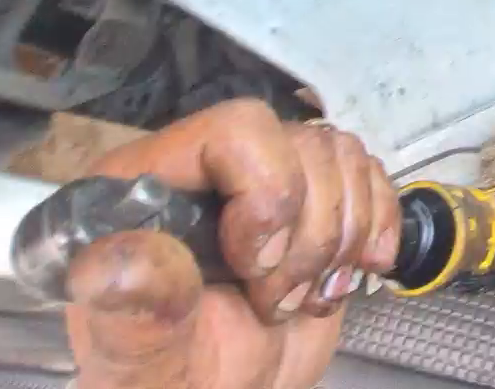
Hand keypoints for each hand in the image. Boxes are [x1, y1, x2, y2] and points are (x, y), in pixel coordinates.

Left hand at [63, 101, 400, 388]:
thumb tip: (116, 259)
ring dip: (345, 234)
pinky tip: (358, 269)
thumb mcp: (142, 371)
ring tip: (314, 294)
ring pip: (345, 156)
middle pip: (303, 143)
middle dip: (311, 231)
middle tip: (284, 302)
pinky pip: (374, 175)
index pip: (234, 130)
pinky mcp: (326, 195)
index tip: (258, 265)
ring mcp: (278, 177)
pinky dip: (379, 223)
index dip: (268, 187)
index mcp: (153, 189)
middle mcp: (218, 168)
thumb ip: (135, 314)